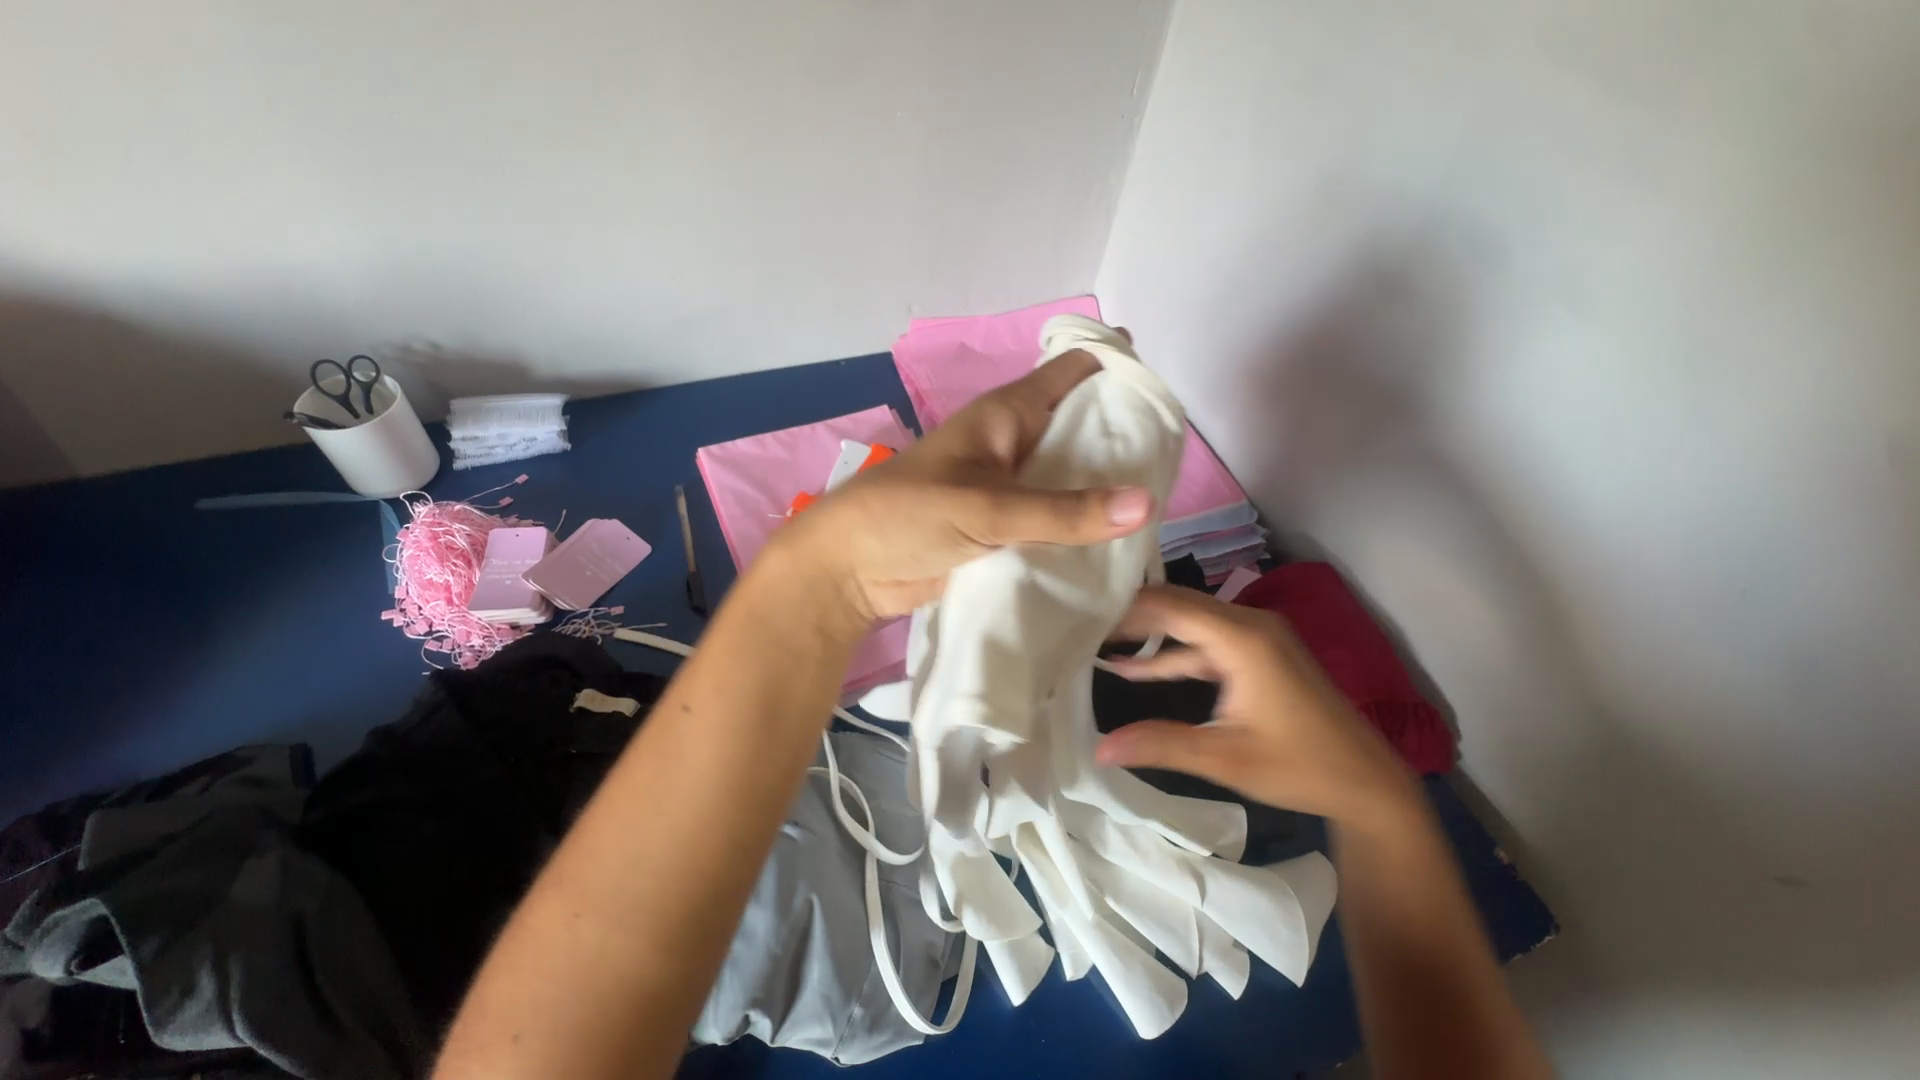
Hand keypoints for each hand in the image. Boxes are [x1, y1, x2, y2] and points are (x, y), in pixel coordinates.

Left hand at [772, 348, 1154, 621]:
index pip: (1070, 373)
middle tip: (1176, 461)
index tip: (1164, 389)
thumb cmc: (906, 515)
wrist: (848, 571)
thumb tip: (1146, 504)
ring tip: (1162, 507)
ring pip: (1069, 481)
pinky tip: (1118, 549)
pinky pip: (1052, 524)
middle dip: (1123, 440)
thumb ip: (1063, 511)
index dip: (1115, 367)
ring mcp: (1008, 491)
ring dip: (1104, 492)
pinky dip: (1080, 532)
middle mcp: (1013, 447)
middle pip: (1079, 430)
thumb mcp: (987, 508)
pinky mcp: (1001, 532)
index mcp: (1006, 417)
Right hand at [1095, 585, 1421, 828]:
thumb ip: (1160, 745)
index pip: (1169, 605)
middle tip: (1078, 618)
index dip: (1123, 606)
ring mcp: (1258, 637)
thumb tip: (1098, 749)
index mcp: (1243, 639)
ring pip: (1190, 621)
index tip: (1079, 610)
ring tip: (1095, 639)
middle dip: (1130, 612)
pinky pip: (1206, 642)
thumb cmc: (1299, 766)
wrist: (1366, 781)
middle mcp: (1250, 624)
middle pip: (1178, 604)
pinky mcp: (1260, 654)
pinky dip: (1173, 654)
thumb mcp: (1223, 757)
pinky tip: (1135, 668)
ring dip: (1148, 632)